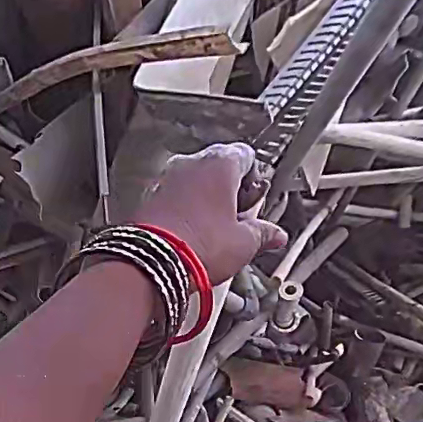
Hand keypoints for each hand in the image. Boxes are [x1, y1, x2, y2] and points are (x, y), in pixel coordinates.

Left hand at [137, 143, 287, 284]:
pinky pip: (171, 201)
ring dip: (203, 203)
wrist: (152, 265)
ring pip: (192, 185)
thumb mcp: (243, 244)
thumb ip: (263, 233)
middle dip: (228, 194)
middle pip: (217, 171)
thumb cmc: (197, 247)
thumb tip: (274, 234)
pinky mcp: (147, 201)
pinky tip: (188, 238)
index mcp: (219, 164)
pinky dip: (181, 214)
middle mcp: (189, 165)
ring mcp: (165, 181)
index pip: (246, 156)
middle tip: (236, 223)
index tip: (256, 202)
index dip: (255, 180)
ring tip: (211, 235)